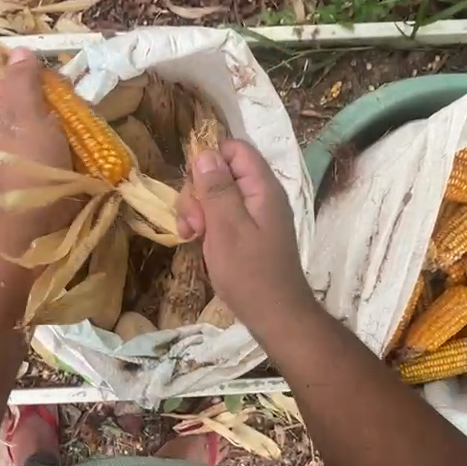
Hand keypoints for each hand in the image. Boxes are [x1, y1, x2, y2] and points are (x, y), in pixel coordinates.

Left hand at [0, 48, 77, 245]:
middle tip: (74, 103)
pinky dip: (74, 137)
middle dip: (57, 97)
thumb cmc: (31, 162)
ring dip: (69, 117)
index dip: (35, 73)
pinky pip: (61, 140)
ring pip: (51, 118)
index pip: (12, 76)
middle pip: (34, 97)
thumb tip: (21, 49)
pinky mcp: (45, 165)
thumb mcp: (26, 114)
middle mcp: (8, 127)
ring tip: (84, 122)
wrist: (41, 217)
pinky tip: (85, 141)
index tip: (58, 79)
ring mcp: (27, 148)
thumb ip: (23, 81)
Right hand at [176, 140, 314, 334]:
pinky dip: (206, 226)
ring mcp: (254, 216)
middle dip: (198, 192)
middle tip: (193, 223)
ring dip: (197, 211)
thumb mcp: (226, 228)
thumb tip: (205, 153)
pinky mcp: (247, 233)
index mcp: (262, 188)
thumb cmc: (250, 273)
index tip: (194, 188)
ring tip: (192, 236)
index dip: (209, 161)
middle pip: (220, 172)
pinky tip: (196, 242)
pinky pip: (221, 216)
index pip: (234, 149)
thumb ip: (216, 188)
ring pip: (216, 195)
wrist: (275, 316)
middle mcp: (260, 196)